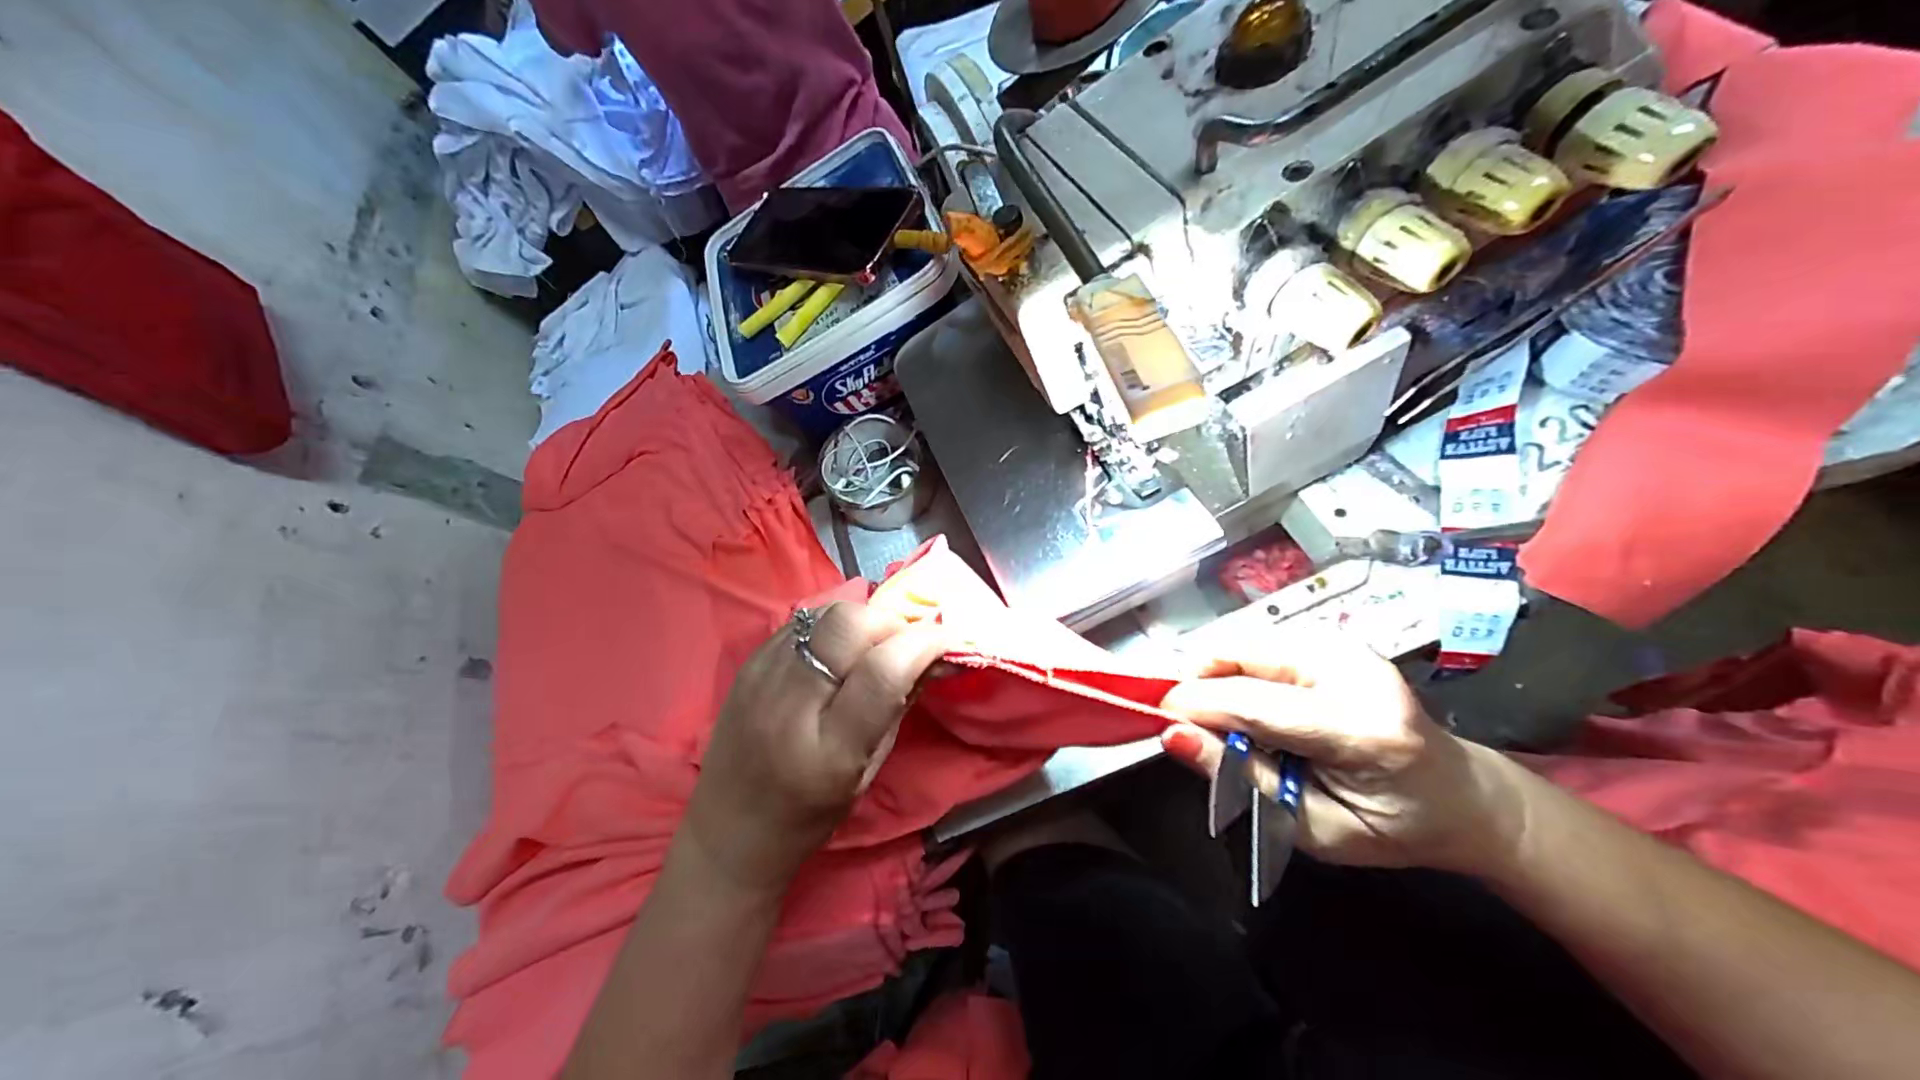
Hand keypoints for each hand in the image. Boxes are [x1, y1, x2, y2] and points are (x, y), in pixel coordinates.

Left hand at [682, 602, 949, 892]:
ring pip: (825, 613)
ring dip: (863, 619)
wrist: (729, 829)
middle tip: (904, 642)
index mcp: (829, 748)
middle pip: (849, 624)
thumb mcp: (868, 771)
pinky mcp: (748, 663)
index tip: (946, 641)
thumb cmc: (810, 815)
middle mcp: (791, 704)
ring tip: (873, 643)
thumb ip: (900, 706)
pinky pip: (802, 622)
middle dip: (890, 622)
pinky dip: (833, 625)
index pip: (883, 671)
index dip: (923, 643)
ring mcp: (763, 677)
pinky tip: (840, 648)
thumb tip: (938, 656)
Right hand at [1158, 636, 1527, 875]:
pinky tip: (1252, 705)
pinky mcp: (1332, 637)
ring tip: (1228, 723)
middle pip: (1242, 659)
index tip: (1156, 721)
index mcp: (1363, 729)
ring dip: (1217, 679)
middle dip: (1200, 688)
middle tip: (1192, 730)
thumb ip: (1240, 778)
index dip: (1195, 706)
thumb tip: (1172, 734)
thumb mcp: (1312, 829)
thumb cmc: (1388, 826)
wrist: (1459, 794)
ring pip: (1242, 644)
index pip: (1254, 703)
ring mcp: (1345, 645)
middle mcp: (1355, 670)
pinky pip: (1256, 645)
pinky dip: (1237, 672)